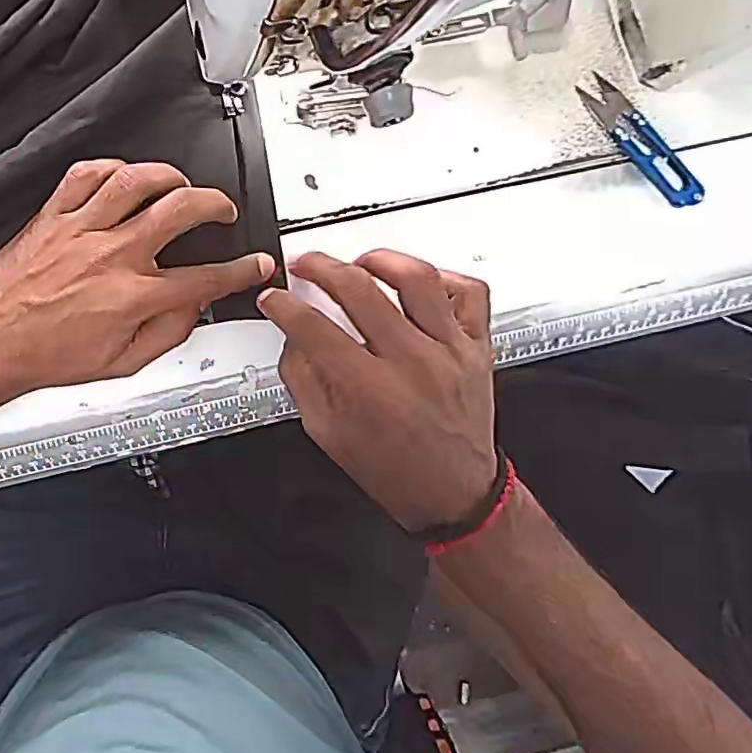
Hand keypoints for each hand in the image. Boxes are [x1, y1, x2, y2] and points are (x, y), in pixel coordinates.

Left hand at [0, 160, 274, 424]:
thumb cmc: (44, 356)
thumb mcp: (120, 364)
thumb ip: (166, 334)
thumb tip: (192, 310)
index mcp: (132, 296)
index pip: (204, 278)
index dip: (240, 270)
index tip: (253, 263)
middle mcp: (111, 256)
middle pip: (180, 211)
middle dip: (216, 204)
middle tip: (223, 210)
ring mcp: (80, 230)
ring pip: (136, 181)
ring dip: (169, 176)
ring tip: (181, 184)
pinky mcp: (52, 218)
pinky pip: (85, 176)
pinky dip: (112, 168)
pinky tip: (124, 177)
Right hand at [256, 249, 498, 532]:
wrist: (453, 493)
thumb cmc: (395, 469)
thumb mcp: (327, 433)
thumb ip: (303, 379)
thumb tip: (292, 337)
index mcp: (369, 391)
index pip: (313, 328)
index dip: (283, 306)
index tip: (275, 299)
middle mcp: (412, 365)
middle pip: (359, 290)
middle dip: (320, 267)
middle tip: (306, 266)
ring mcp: (449, 352)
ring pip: (417, 278)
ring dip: (378, 259)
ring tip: (359, 263)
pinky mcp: (476, 348)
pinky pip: (469, 292)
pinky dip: (441, 276)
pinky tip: (416, 282)